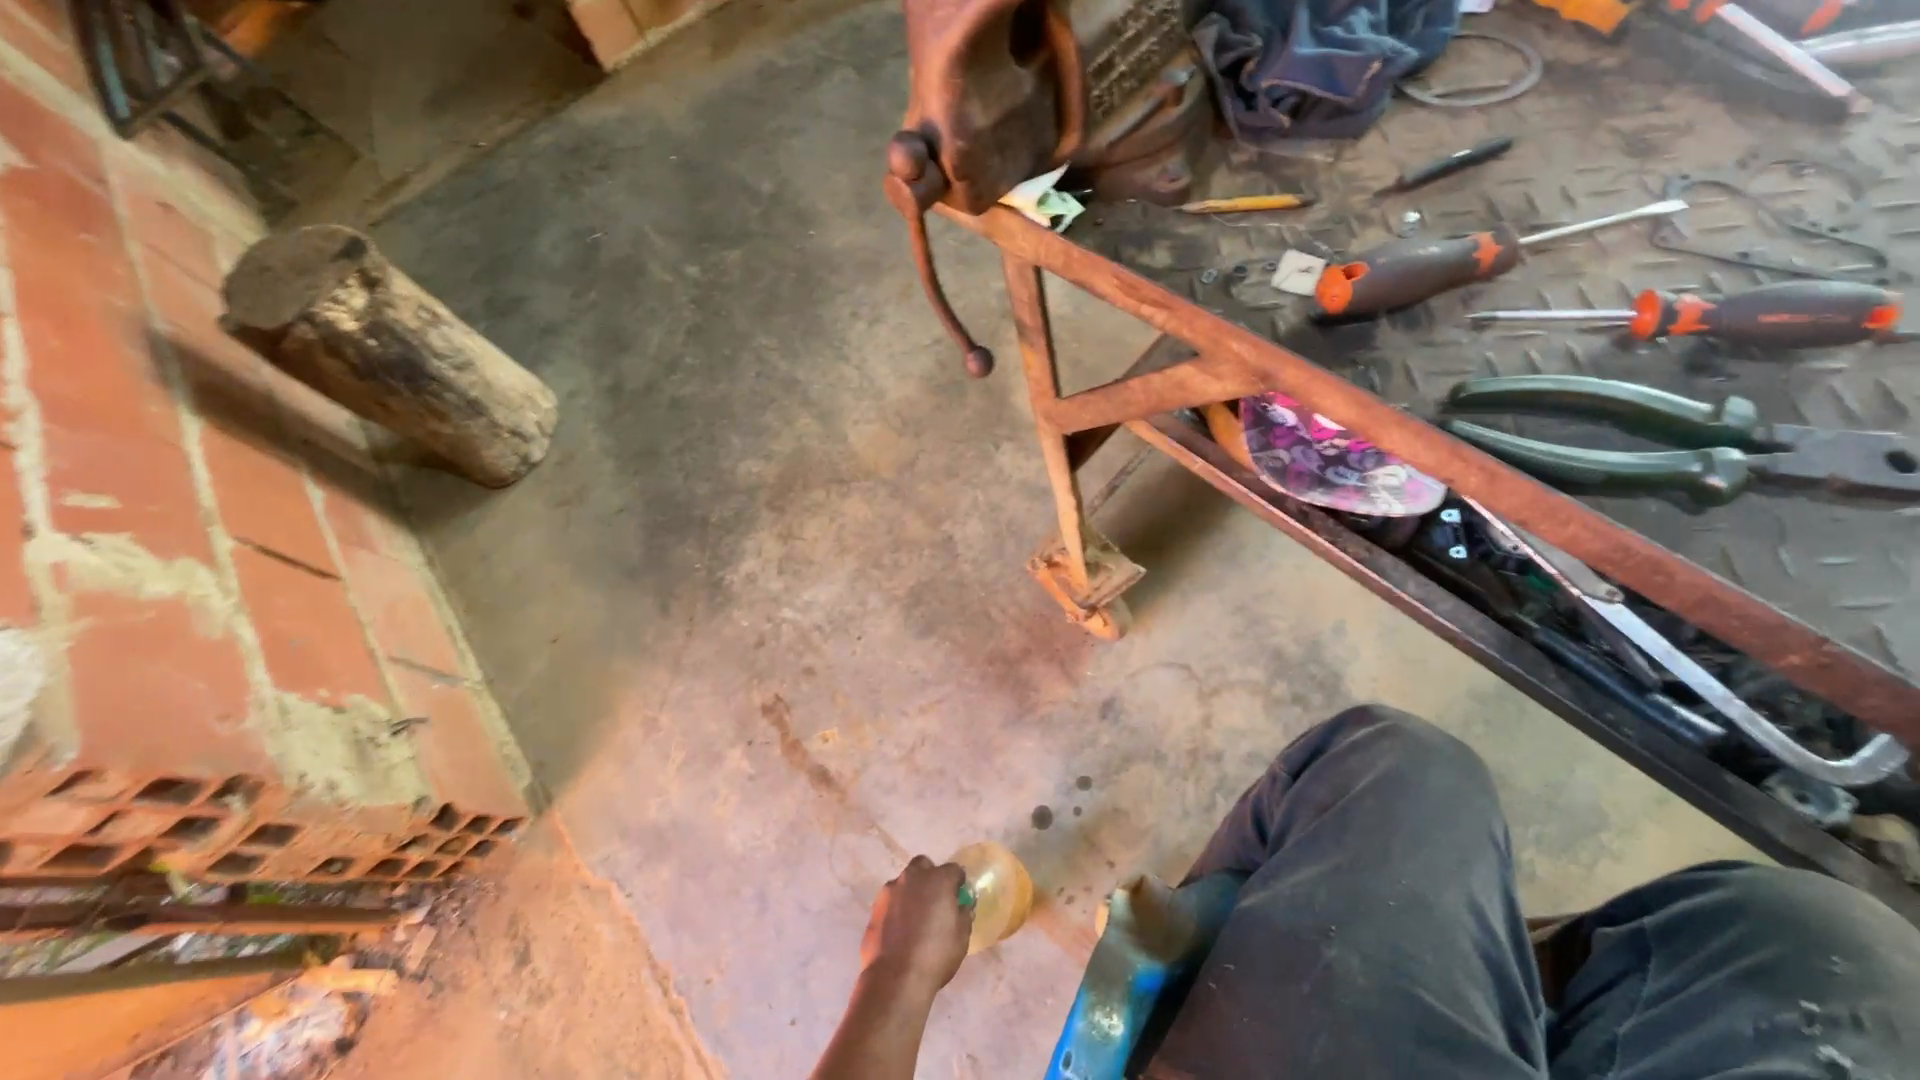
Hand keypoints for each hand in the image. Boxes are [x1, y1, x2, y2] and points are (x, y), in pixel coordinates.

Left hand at [858, 855, 972, 998]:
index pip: (954, 869)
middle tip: (935, 901)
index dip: (958, 882)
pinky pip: (890, 902)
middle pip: (923, 866)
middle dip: (930, 877)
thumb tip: (962, 905)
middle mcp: (912, 878)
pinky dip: (896, 909)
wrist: (895, 977)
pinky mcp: (874, 908)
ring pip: (903, 883)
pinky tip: (900, 931)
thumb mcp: (962, 936)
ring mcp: (889, 892)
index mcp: (938, 880)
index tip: (959, 897)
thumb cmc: (936, 955)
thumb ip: (964, 913)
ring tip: (915, 919)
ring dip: (911, 893)